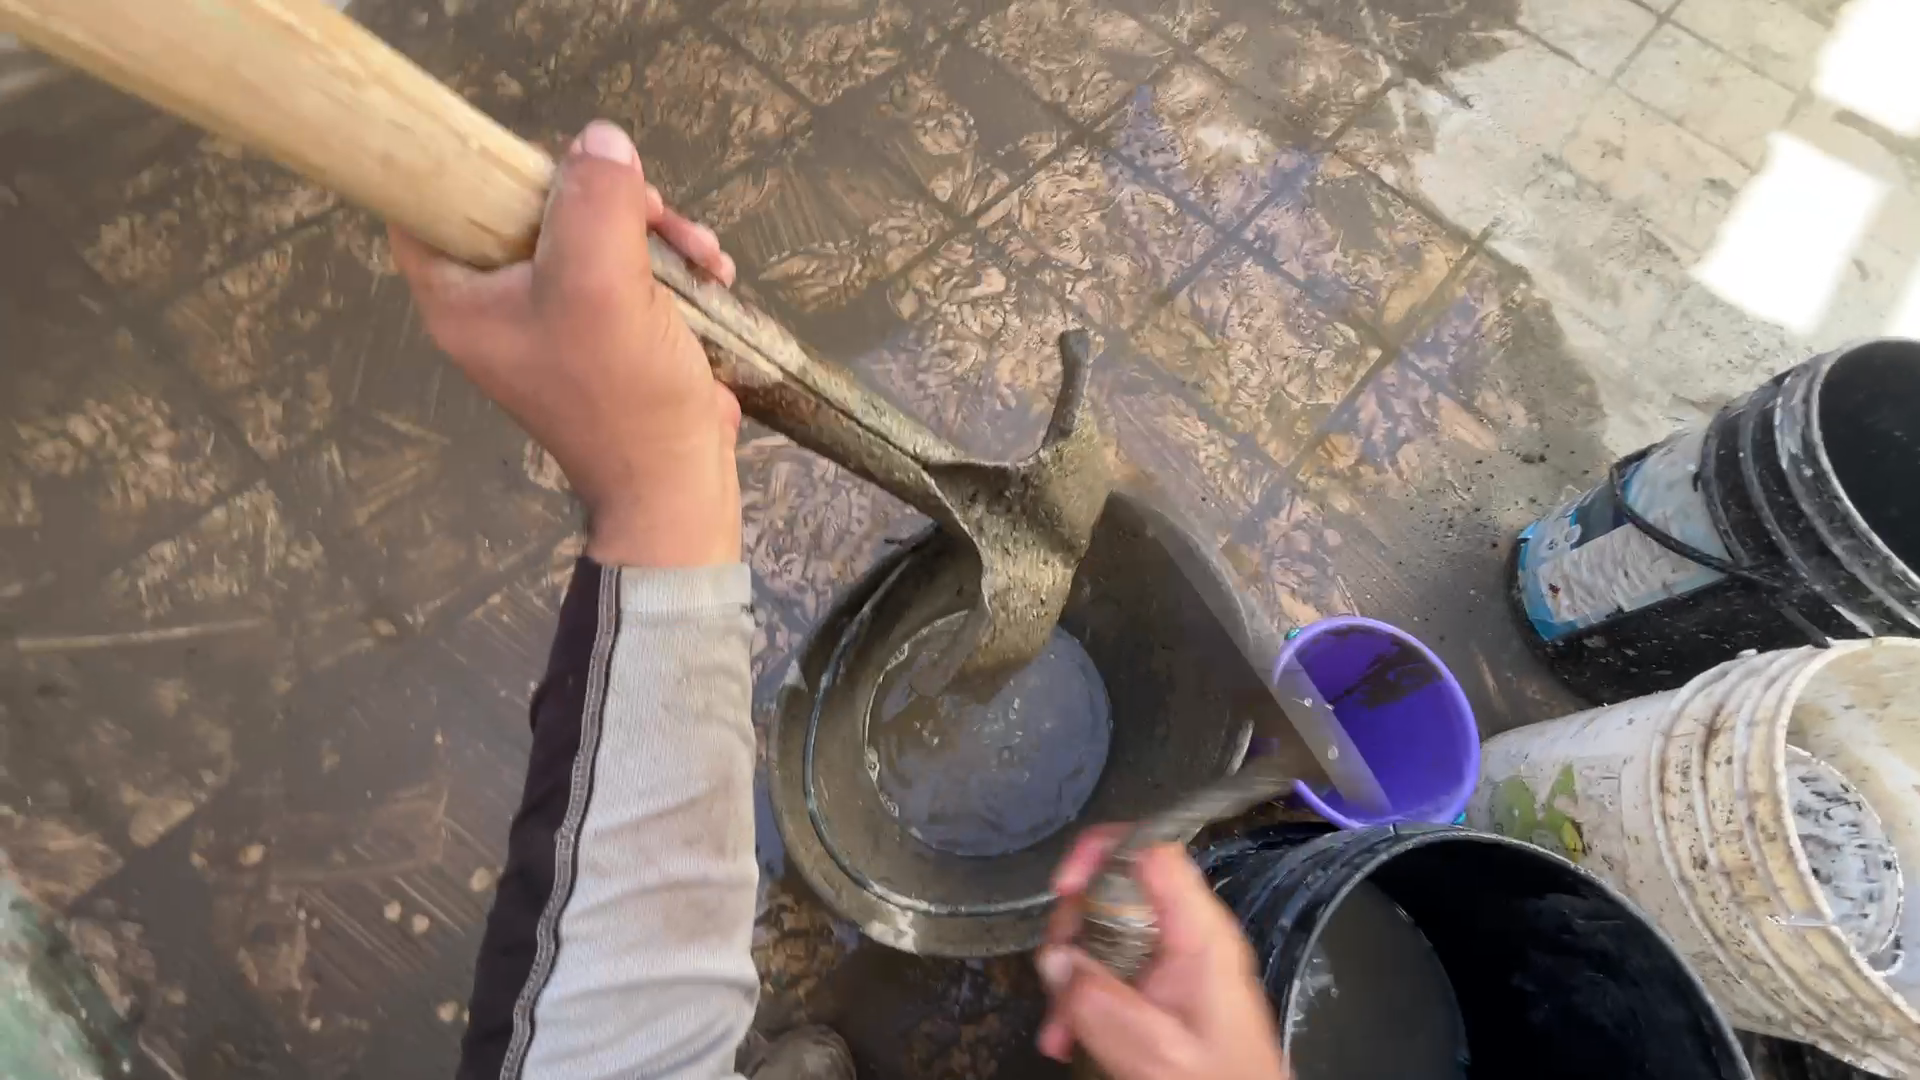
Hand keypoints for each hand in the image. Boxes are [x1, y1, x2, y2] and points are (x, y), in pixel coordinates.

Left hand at [391, 120, 742, 566]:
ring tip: (706, 256)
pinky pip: (634, 275)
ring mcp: (563, 321)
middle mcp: (504, 303)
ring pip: (600, 238)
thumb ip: (596, 203)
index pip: (444, 194)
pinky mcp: (614, 335)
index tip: (565, 165)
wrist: (679, 482)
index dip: (499, 163)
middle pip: (542, 208)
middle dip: (612, 202)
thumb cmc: (627, 397)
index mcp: (463, 294)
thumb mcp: (603, 289)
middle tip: (659, 213)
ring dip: (661, 235)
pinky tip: (714, 276)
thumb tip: (604, 140)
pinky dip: (676, 268)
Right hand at [1037, 828, 1287, 1079]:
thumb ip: (1099, 1003)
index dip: (1102, 851)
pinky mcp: (1163, 975)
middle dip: (1073, 925)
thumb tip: (1053, 957)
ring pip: (1105, 925)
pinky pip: (1111, 959)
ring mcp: (1174, 951)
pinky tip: (1067, 1032)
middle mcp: (1187, 927)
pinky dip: (1084, 988)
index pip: (1151, 849)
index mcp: (1198, 930)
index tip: (1064, 889)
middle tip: (1054, 972)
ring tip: (1058, 1026)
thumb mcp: (1153, 1053)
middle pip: (1116, 887)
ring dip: (1071, 968)